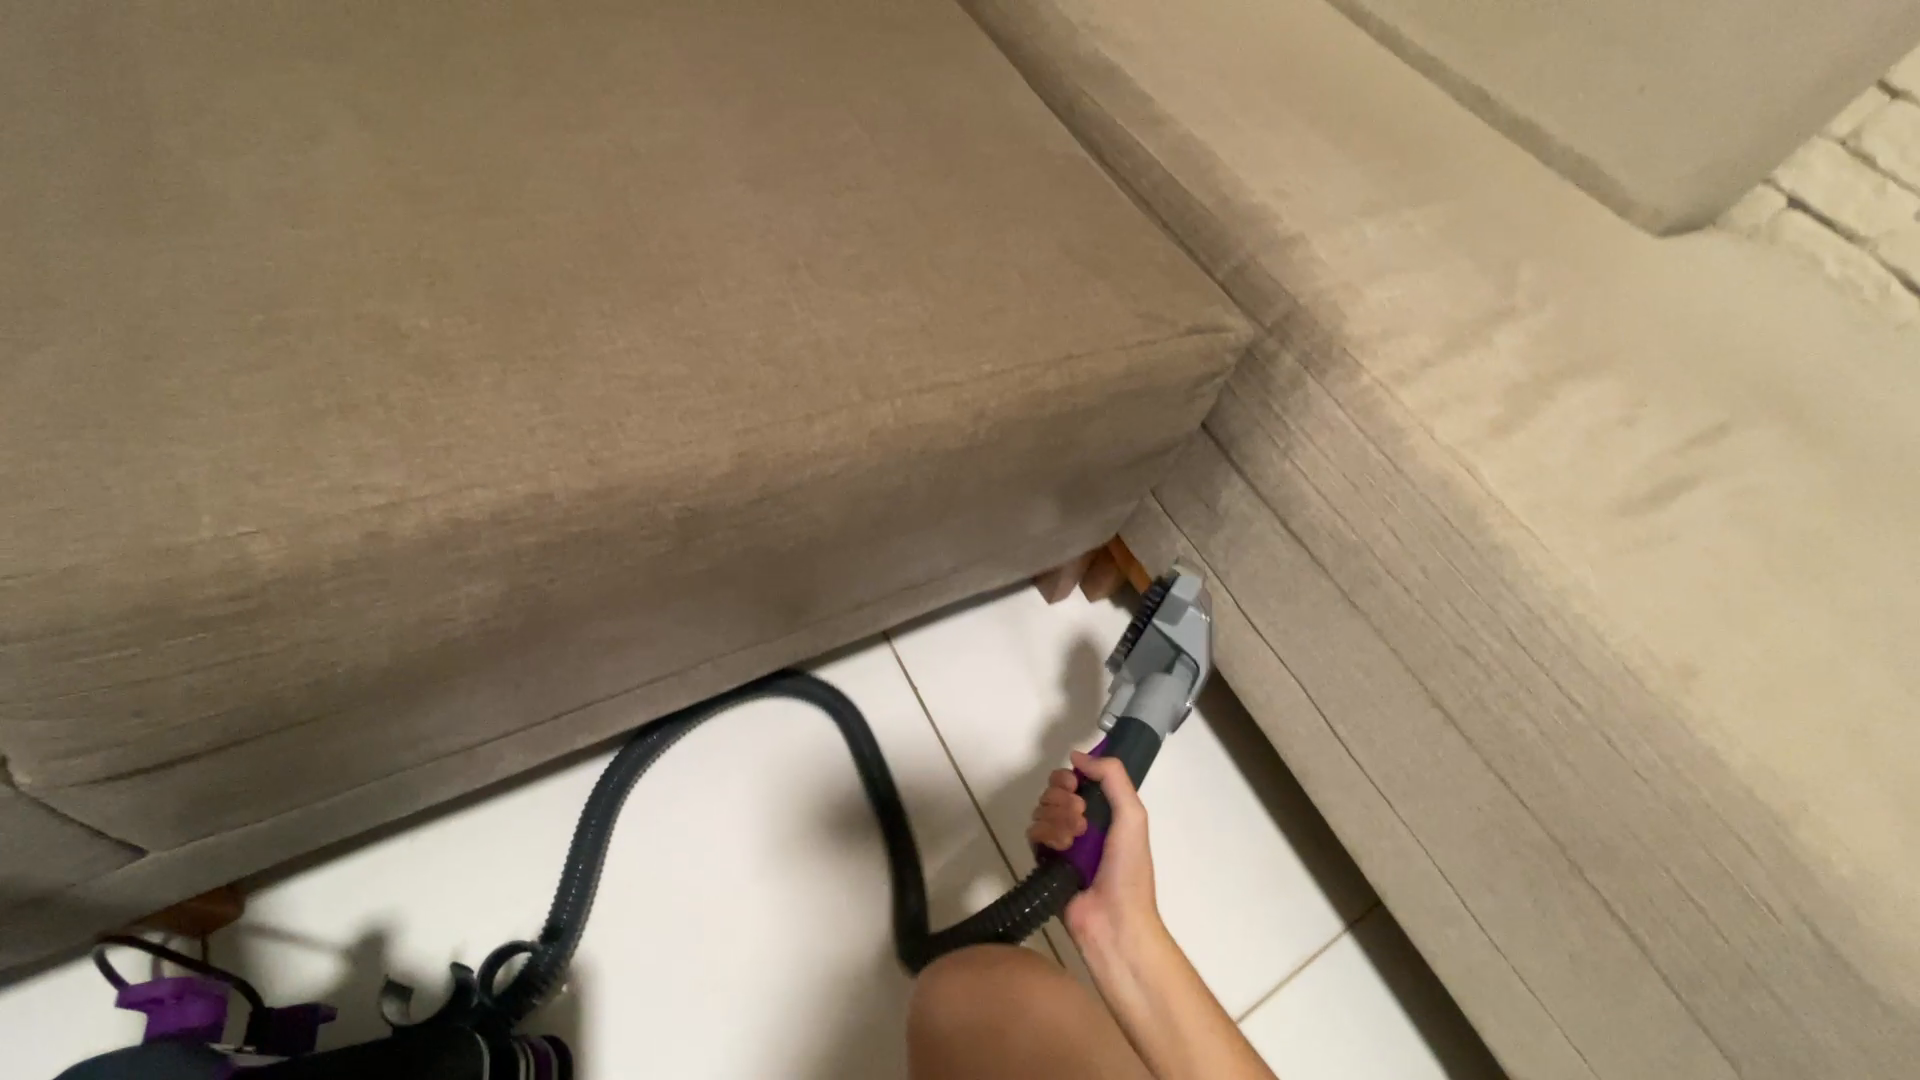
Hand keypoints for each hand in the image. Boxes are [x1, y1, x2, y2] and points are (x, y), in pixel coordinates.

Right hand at [1026, 750, 1161, 951]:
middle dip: (1063, 799)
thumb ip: (1112, 777)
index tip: (1075, 784)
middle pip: (1054, 791)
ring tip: (1074, 840)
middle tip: (1080, 818)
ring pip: (1042, 810)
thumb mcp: (1132, 815)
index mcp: (1104, 811)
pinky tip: (1060, 849)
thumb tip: (1077, 755)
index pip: (1075, 779)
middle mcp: (1081, 823)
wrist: (1114, 921)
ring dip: (1057, 819)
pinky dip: (1046, 836)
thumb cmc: (1128, 869)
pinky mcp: (1045, 861)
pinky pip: (1033, 834)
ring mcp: (1062, 843)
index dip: (1069, 777)